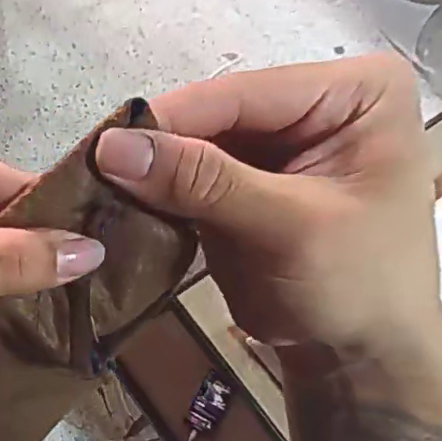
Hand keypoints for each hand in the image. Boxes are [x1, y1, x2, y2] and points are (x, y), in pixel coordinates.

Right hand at [93, 55, 440, 356]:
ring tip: (92, 192)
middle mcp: (307, 106)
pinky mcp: (233, 184)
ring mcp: (267, 147)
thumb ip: (203, 182)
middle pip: (207, 116)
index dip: (167, 122)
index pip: (239, 95)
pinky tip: (116, 207)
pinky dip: (149, 195)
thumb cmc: (354, 284)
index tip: (99, 151)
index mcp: (351, 92)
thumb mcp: (287, 226)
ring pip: (185, 146)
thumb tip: (114, 148)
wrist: (354, 348)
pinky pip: (179, 179)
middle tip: (87, 176)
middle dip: (150, 149)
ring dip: (142, 173)